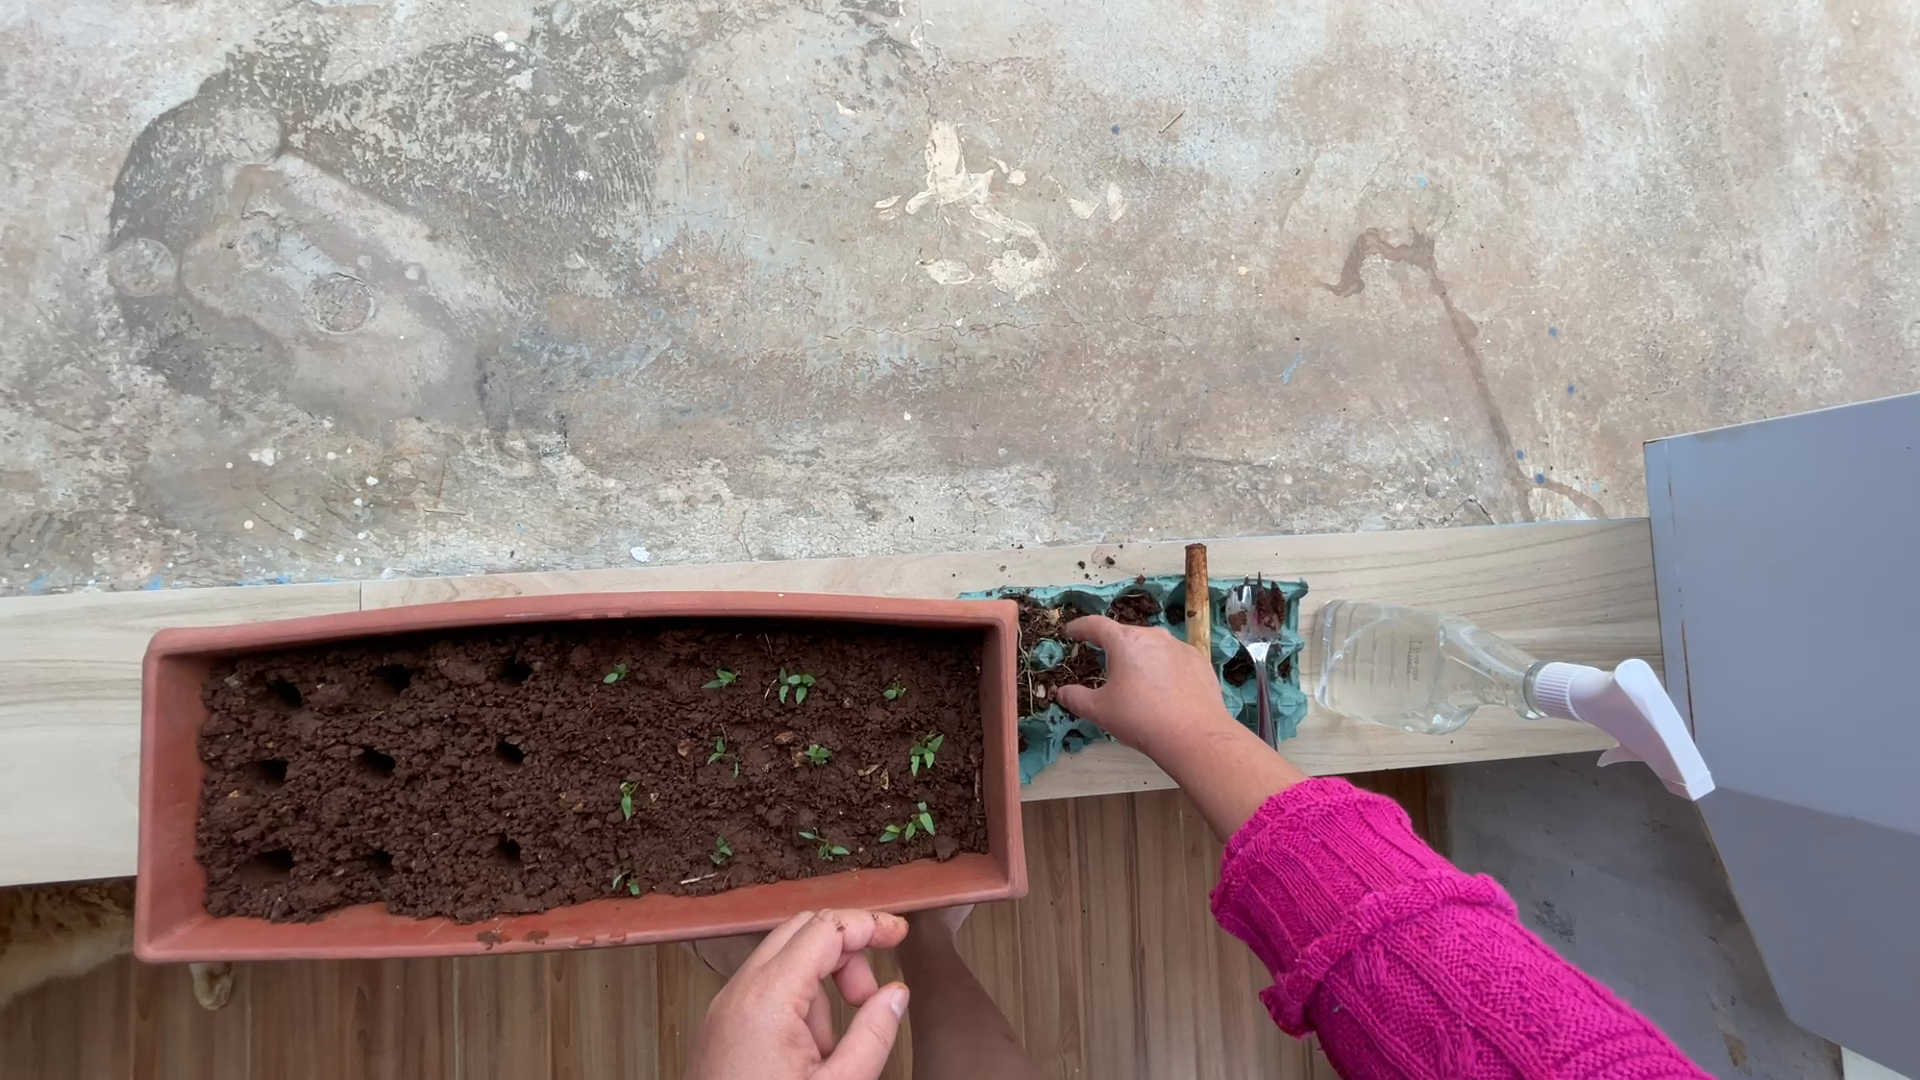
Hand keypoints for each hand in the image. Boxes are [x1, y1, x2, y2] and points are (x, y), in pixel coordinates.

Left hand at [685, 909, 910, 1079]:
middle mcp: (740, 991)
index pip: (827, 928)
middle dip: (846, 950)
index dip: (869, 924)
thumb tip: (895, 994)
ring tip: (835, 1046)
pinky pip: (768, 988)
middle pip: (803, 930)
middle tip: (871, 994)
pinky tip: (810, 1054)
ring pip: (786, 957)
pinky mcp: (720, 1028)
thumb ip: (873, 1034)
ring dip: (822, 981)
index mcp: (768, 997)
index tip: (899, 933)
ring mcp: (724, 1008)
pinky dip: (798, 1001)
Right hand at [1057, 615, 1307, 837]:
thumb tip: (1061, 692)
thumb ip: (1076, 698)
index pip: (1096, 625)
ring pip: (1152, 645)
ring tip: (1137, 680)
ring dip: (1140, 657)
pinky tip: (1165, 689)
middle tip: (1105, 664)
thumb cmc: (1140, 719)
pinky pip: (1174, 658)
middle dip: (1113, 647)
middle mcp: (1153, 636)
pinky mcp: (1200, 661)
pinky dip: (1164, 667)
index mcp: (1124, 642)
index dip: (1080, 627)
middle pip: (1126, 634)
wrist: (1195, 736)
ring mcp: (1180, 647)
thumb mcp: (1099, 711)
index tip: (1071, 632)